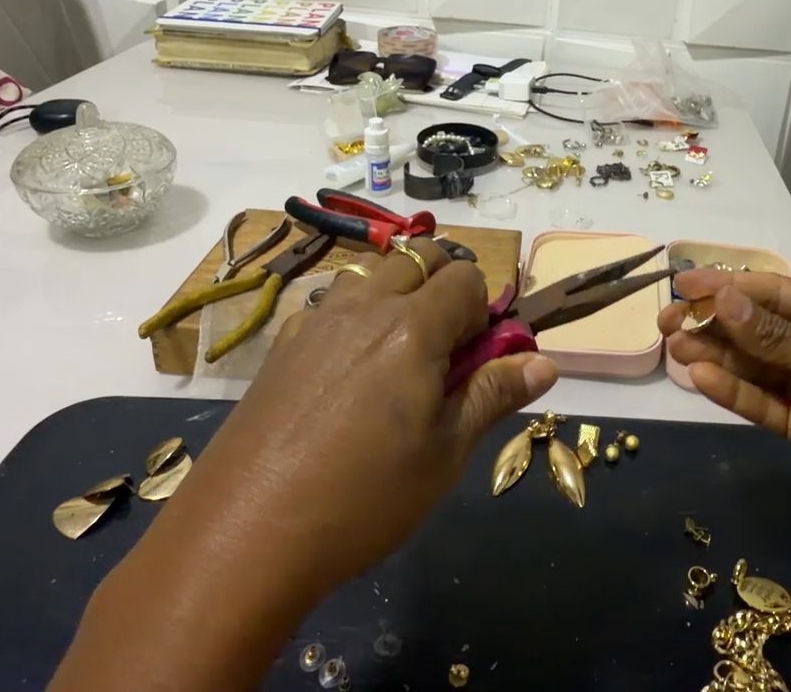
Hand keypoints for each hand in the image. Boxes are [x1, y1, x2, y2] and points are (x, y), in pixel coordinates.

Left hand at [165, 238, 560, 593]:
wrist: (244, 534)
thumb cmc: (364, 497)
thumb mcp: (445, 454)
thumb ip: (495, 396)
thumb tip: (546, 363)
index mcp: (413, 327)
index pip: (465, 277)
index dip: (482, 311)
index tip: (474, 360)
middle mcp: (364, 307)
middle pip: (417, 256)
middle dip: (443, 287)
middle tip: (442, 351)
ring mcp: (315, 321)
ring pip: (370, 272)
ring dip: (396, 294)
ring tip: (394, 358)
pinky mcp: (281, 345)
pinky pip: (329, 305)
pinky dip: (353, 318)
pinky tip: (343, 378)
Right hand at [659, 269, 790, 529]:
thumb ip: (772, 333)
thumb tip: (721, 297)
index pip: (771, 291)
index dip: (727, 285)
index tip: (684, 284)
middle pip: (753, 326)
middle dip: (712, 321)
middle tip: (667, 322)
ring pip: (750, 363)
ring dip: (714, 354)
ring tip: (677, 349)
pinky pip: (757, 399)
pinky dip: (730, 389)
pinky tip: (702, 378)